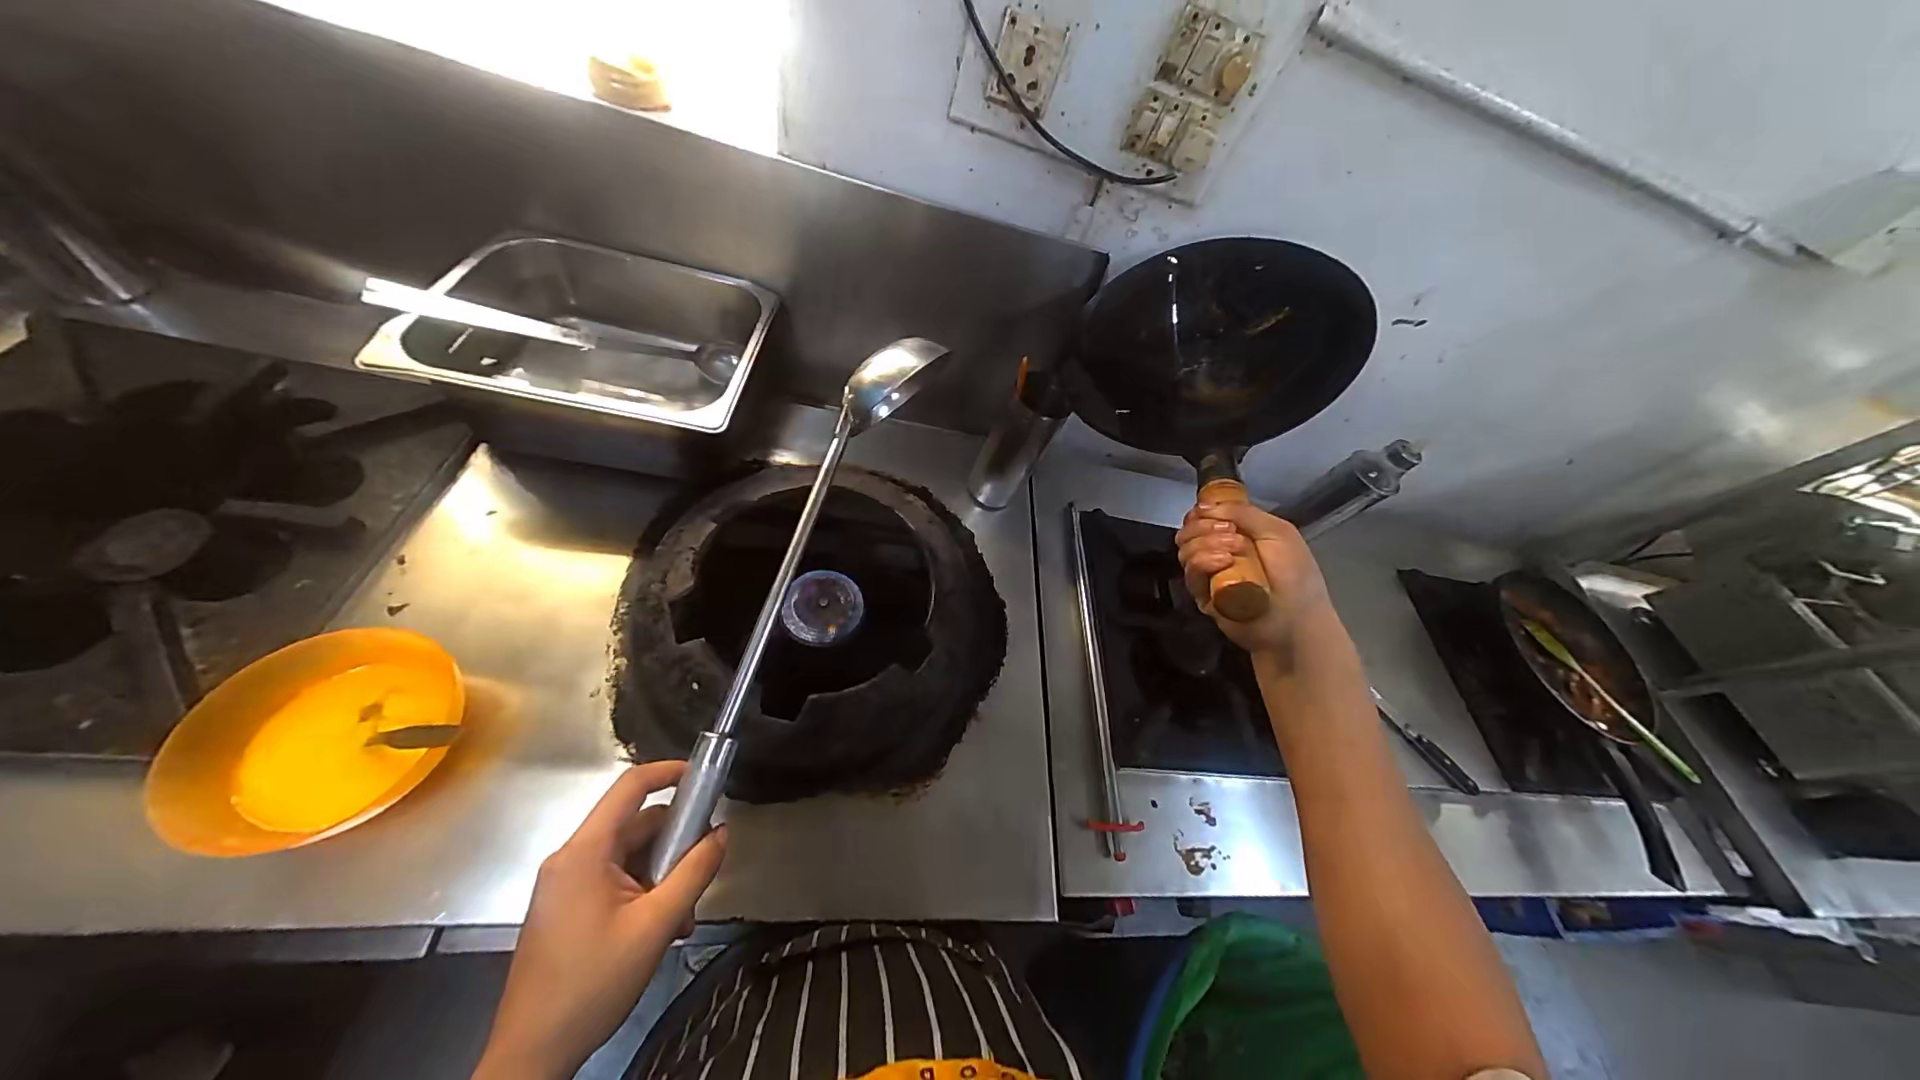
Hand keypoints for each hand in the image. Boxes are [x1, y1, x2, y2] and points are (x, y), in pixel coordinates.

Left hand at [474, 762, 727, 1079]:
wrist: (531, 1055)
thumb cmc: (591, 985)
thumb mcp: (656, 925)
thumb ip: (695, 872)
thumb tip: (721, 833)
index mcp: (585, 852)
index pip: (630, 786)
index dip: (669, 772)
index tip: (704, 777)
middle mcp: (572, 860)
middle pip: (637, 826)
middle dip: (676, 846)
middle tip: (703, 875)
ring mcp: (567, 886)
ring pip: (631, 858)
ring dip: (665, 878)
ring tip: (681, 919)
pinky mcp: (569, 909)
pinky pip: (617, 882)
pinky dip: (646, 894)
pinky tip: (662, 930)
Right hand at [1175, 501, 1331, 655]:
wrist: (1296, 621)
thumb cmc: (1295, 576)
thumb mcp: (1278, 531)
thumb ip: (1243, 512)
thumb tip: (1203, 506)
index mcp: (1236, 534)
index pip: (1204, 517)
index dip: (1203, 512)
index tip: (1212, 513)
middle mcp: (1218, 552)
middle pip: (1189, 531)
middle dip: (1204, 527)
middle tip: (1230, 533)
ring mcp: (1209, 574)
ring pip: (1186, 550)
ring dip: (1206, 543)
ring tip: (1233, 552)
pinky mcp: (1201, 595)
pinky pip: (1190, 573)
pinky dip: (1203, 562)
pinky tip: (1223, 563)